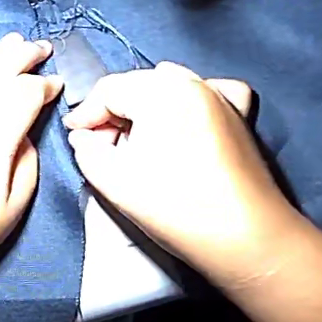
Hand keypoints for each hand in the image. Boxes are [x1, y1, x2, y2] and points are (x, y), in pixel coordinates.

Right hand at [64, 62, 307, 290]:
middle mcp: (193, 82)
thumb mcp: (114, 180)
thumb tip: (84, 136)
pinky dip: (188, 102)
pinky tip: (183, 121)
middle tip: (100, 144)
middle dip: (114, 111)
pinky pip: (207, 94)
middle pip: (139, 85)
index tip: (74, 135)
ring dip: (146, 108)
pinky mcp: (240, 117)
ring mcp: (221, 97)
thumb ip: (87, 151)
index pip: (109, 89)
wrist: (246, 238)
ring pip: (170, 87)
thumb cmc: (177, 207)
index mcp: (161, 91)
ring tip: (136, 141)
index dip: (85, 112)